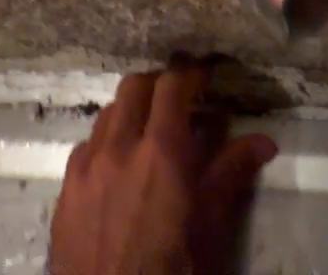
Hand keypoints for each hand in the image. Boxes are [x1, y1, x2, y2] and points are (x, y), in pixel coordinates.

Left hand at [50, 60, 277, 274]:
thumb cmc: (172, 271)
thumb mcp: (210, 226)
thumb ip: (231, 173)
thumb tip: (264, 141)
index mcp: (162, 150)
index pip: (173, 84)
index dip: (190, 73)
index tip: (205, 75)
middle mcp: (119, 148)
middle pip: (135, 86)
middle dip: (158, 83)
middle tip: (178, 98)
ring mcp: (86, 170)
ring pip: (107, 113)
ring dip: (130, 111)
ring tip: (148, 130)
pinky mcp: (64, 194)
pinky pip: (85, 148)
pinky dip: (105, 142)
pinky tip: (117, 166)